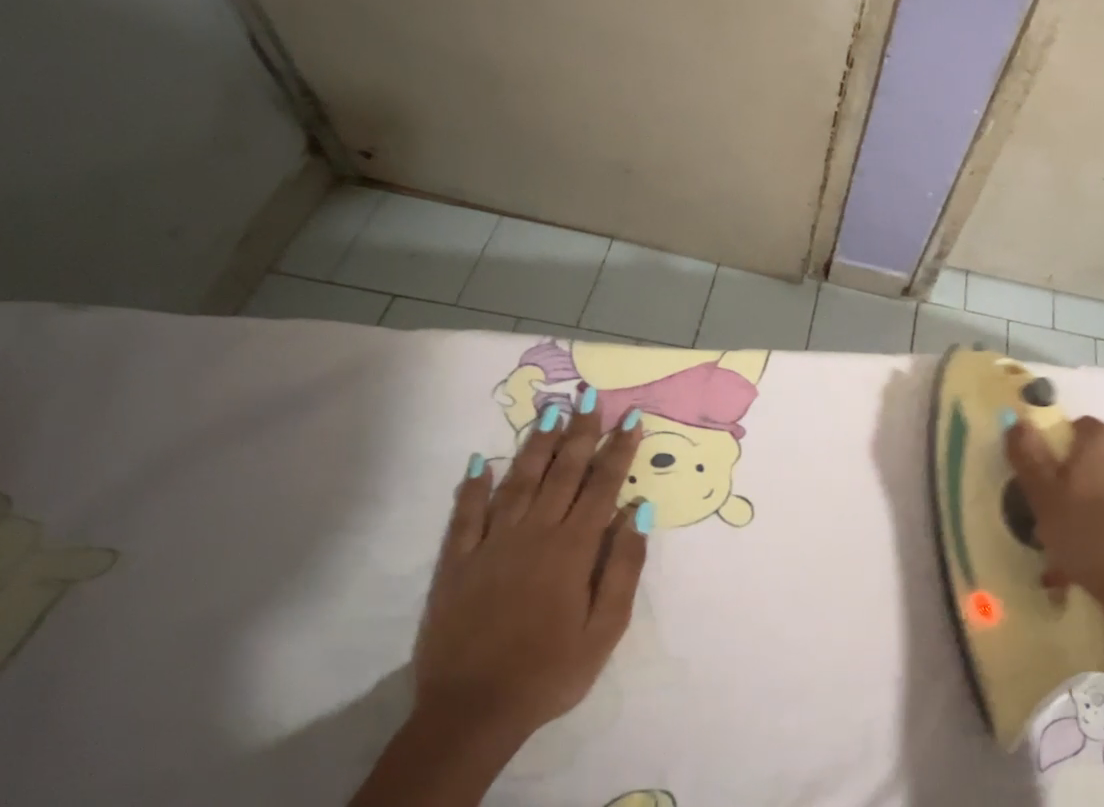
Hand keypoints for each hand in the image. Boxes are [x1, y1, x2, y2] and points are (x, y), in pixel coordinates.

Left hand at [414, 398, 647, 739]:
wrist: (472, 712)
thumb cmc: (551, 672)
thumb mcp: (606, 628)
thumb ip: (623, 566)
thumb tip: (639, 511)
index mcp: (572, 550)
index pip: (602, 486)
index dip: (618, 450)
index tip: (631, 418)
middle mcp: (533, 535)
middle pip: (561, 473)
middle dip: (579, 433)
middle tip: (589, 397)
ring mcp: (491, 546)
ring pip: (518, 483)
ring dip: (536, 446)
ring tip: (549, 413)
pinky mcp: (456, 564)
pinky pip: (466, 515)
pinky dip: (474, 486)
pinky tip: (483, 461)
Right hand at [1004, 417, 1103, 633]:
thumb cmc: (1089, 535)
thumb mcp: (1043, 495)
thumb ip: (1027, 454)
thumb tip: (1017, 421)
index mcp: (1103, 439)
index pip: (1073, 428)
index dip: (1052, 453)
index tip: (1039, 485)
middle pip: (1091, 463)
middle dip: (1070, 488)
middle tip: (1049, 523)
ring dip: (1088, 515)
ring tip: (1068, 555)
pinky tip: (1094, 566)